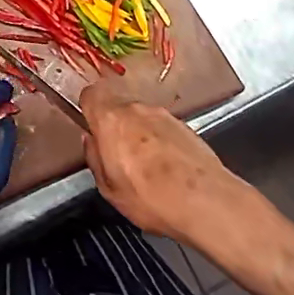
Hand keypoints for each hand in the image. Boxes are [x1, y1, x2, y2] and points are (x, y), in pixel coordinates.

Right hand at [80, 84, 261, 249]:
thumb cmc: (152, 197)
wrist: (205, 200)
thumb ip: (94, 158)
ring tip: (144, 167)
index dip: (88, 107)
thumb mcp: (108, 189)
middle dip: (114, 125)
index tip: (90, 124)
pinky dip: (159, 141)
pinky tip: (165, 168)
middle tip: (116, 155)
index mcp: (111, 120)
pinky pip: (161, 127)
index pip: (92, 94)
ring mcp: (163, 115)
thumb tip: (90, 141)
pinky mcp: (184, 125)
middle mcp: (136, 109)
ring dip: (138, 134)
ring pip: (140, 117)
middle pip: (117, 106)